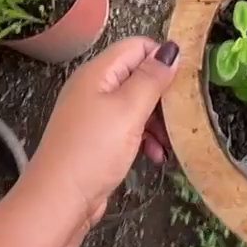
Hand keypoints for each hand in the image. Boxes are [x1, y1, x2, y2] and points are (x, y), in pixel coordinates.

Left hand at [23, 37, 179, 228]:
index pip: (137, 46)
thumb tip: (171, 49)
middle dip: (163, 95)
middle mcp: (94, 87)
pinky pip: (128, 127)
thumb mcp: (128, 110)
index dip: (163, 58)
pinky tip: (155, 156)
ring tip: (170, 143)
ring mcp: (94, 114)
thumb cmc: (93, 150)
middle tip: (183, 116)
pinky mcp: (97, 138)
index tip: (187, 81)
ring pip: (136, 104)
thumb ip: (151, 78)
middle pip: (138, 75)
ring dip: (157, 121)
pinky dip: (144, 137)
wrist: (59, 200)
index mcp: (98, 72)